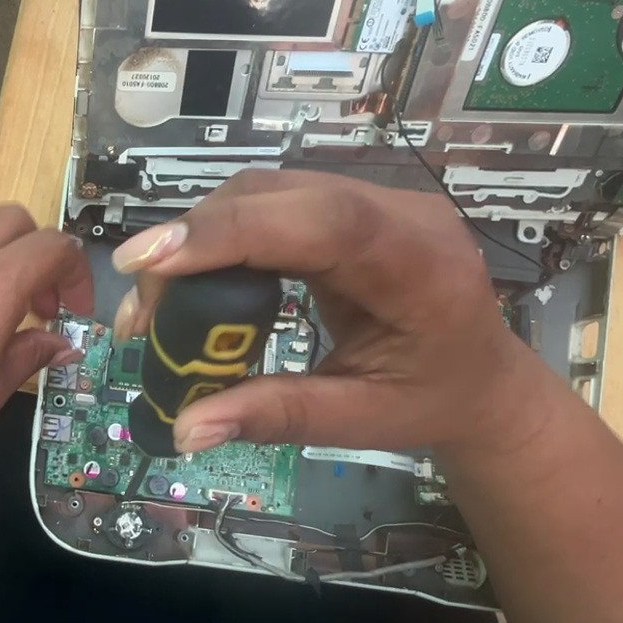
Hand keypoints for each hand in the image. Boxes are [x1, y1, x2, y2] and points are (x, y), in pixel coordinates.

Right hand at [110, 171, 561, 456]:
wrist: (481, 377)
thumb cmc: (431, 401)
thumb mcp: (361, 421)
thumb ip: (277, 416)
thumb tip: (186, 429)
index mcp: (421, 267)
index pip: (322, 224)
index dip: (230, 234)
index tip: (149, 261)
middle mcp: (398, 213)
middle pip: (275, 195)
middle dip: (194, 243)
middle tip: (141, 312)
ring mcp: (370, 202)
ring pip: (262, 192)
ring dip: (198, 241)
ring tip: (157, 306)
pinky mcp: (343, 208)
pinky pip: (267, 206)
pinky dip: (218, 241)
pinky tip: (193, 282)